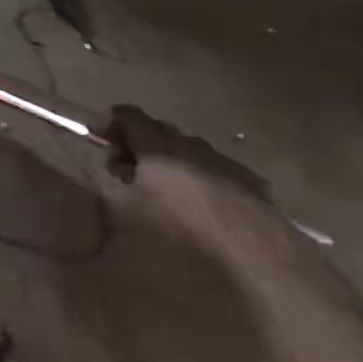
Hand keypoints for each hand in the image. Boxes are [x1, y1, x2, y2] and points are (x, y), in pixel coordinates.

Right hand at [109, 105, 290, 260]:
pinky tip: (202, 203)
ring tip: (168, 190)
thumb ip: (121, 180)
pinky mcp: (246, 176)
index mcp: (156, 145)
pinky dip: (198, 174)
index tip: (107, 147)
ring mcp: (221, 157)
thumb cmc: (183, 224)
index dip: (112, 125)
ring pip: (186, 147)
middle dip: (139, 144)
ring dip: (170, 159)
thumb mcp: (133, 206)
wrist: (255, 247)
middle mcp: (188, 142)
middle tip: (131, 171)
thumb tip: (120, 168)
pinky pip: (212, 166)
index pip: (127, 114)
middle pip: (156, 129)